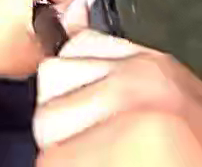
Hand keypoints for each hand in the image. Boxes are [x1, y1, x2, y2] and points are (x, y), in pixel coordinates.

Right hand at [33, 31, 201, 166]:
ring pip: (56, 76)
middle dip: (62, 149)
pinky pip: (85, 47)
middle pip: (47, 116)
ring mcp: (145, 64)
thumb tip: (58, 159)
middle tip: (84, 162)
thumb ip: (86, 166)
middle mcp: (137, 89)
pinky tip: (98, 106)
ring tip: (91, 141)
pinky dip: (81, 75)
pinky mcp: (153, 55)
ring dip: (66, 113)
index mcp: (141, 138)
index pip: (51, 157)